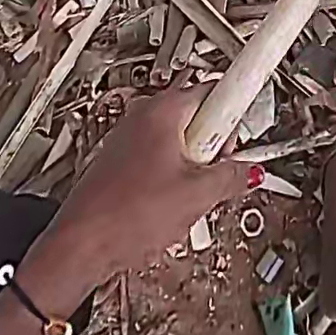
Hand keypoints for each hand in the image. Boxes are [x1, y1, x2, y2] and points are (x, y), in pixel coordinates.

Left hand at [18, 84, 248, 310]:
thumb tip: (250, 170)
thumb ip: (231, 176)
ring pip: (182, 138)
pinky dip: (174, 172)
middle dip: (216, 144)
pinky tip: (170, 202)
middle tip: (217, 171)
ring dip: (196, 162)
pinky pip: (163, 155)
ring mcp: (132, 135)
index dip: (237, 108)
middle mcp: (146, 114)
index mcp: (164, 110)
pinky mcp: (124, 158)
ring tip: (190, 194)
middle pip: (199, 115)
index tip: (254, 107)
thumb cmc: (124, 216)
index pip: (214, 88)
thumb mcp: (196, 196)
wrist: (80, 246)